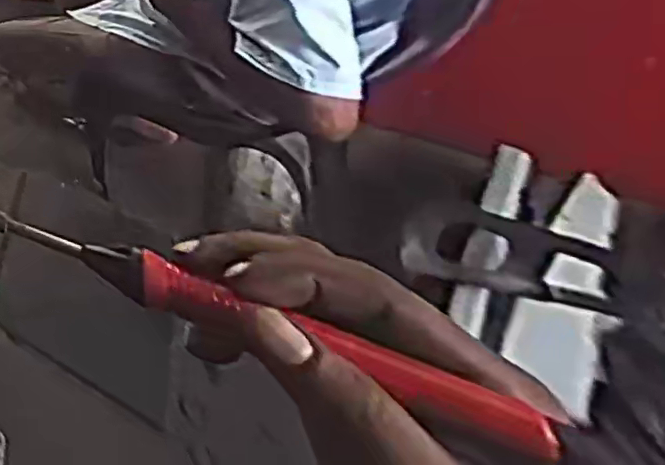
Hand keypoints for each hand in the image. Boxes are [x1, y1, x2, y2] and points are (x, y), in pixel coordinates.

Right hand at [172, 233, 568, 462]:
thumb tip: (264, 320)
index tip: (231, 282)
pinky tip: (212, 329)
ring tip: (186, 288)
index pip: (371, 291)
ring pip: (300, 295)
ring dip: (233, 287)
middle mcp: (432, 360)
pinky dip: (239, 320)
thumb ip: (348, 400)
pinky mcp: (347, 384)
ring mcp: (387, 371)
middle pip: (329, 279)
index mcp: (478, 380)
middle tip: (191, 265)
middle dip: (251, 265)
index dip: (293, 275)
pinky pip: (286, 330)